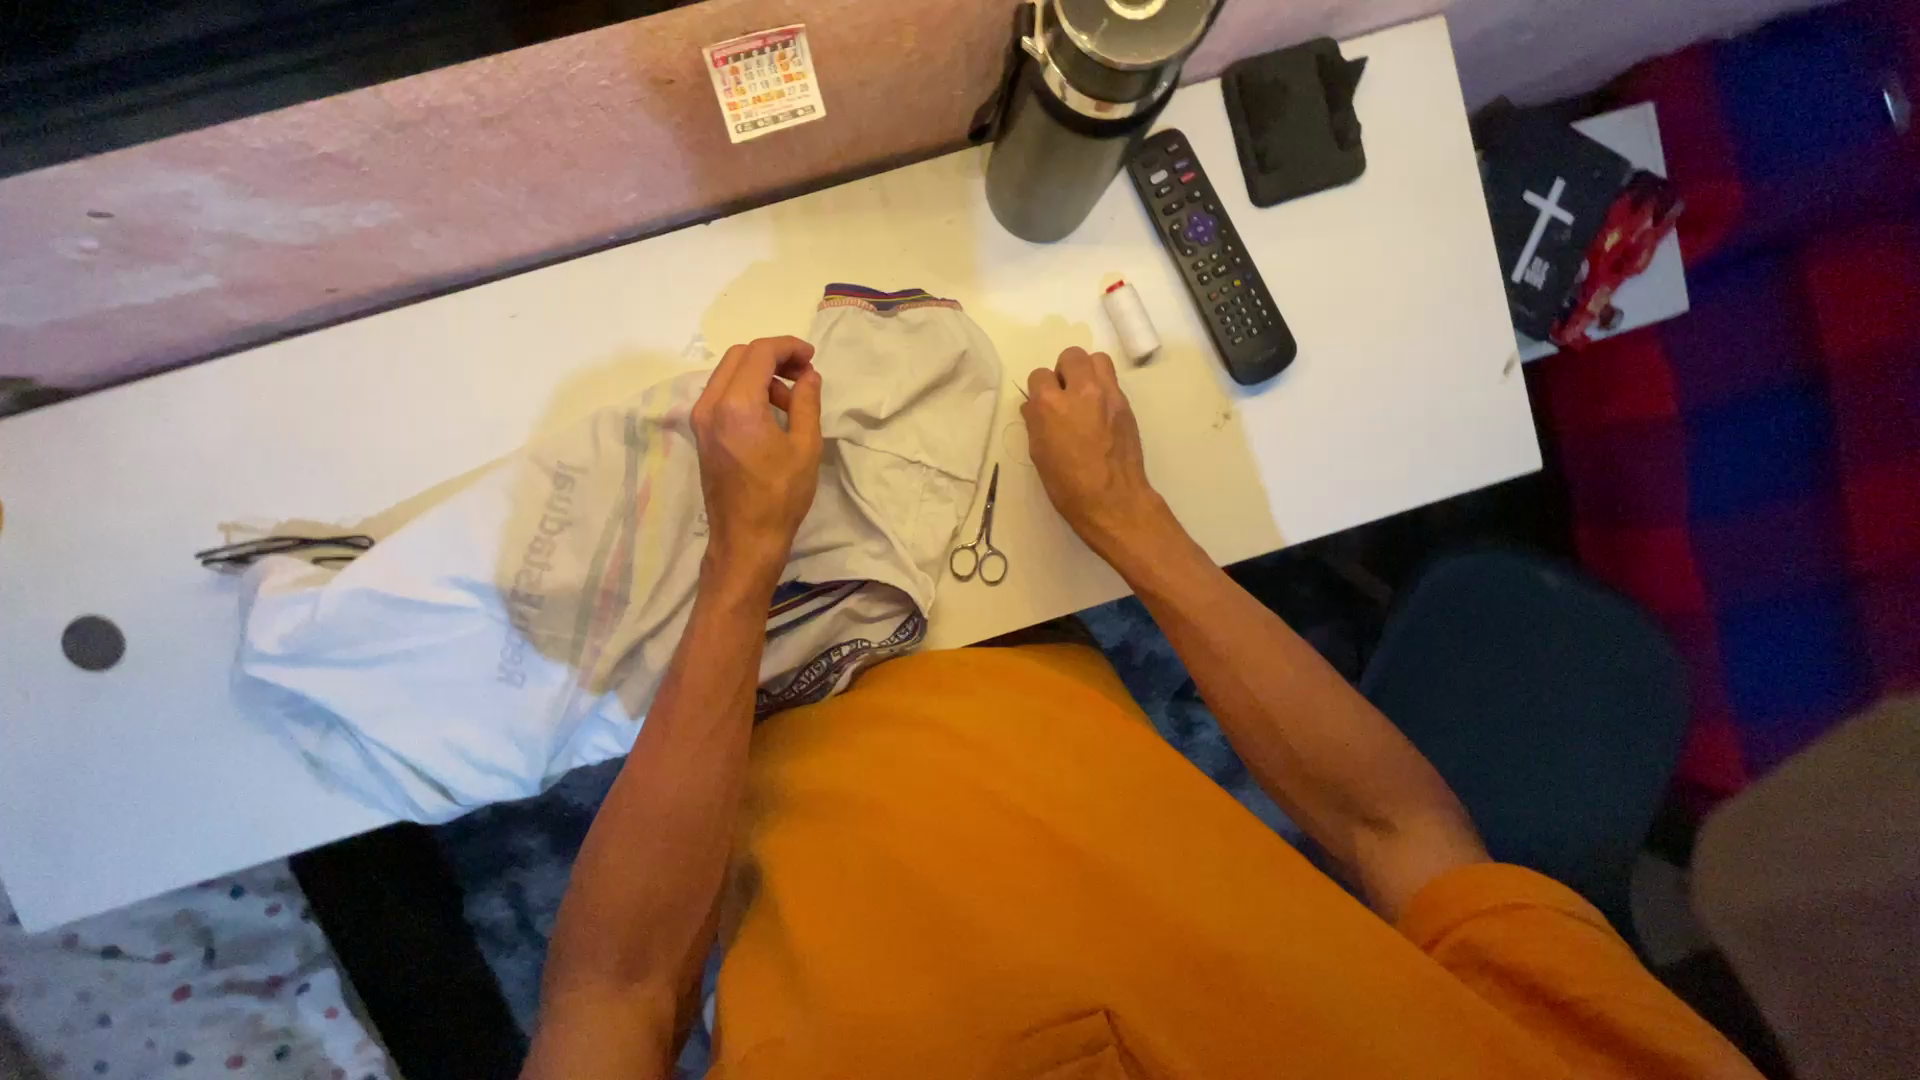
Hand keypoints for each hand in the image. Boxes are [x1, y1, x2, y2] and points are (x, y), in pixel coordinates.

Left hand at [692, 336, 822, 592]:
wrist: (746, 539)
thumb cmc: (781, 496)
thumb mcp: (806, 447)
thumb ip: (807, 402)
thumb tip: (808, 376)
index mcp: (737, 405)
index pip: (759, 353)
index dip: (788, 347)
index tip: (811, 358)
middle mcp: (711, 405)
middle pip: (739, 356)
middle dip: (773, 356)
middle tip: (803, 374)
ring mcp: (701, 419)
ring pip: (728, 373)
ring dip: (760, 374)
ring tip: (792, 400)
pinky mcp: (702, 433)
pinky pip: (722, 394)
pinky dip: (746, 390)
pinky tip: (771, 413)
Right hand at [1022, 346, 1170, 561]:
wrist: (1112, 500)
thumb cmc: (1068, 486)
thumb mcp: (1039, 454)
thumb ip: (1036, 422)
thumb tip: (1035, 407)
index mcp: (1050, 405)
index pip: (1039, 375)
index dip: (1039, 390)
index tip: (1043, 405)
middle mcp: (1080, 391)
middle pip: (1071, 356)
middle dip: (1064, 372)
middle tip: (1064, 395)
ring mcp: (1107, 395)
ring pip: (1097, 360)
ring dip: (1087, 372)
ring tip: (1085, 396)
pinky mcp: (1126, 405)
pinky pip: (1112, 381)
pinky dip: (1103, 389)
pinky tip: (1100, 413)